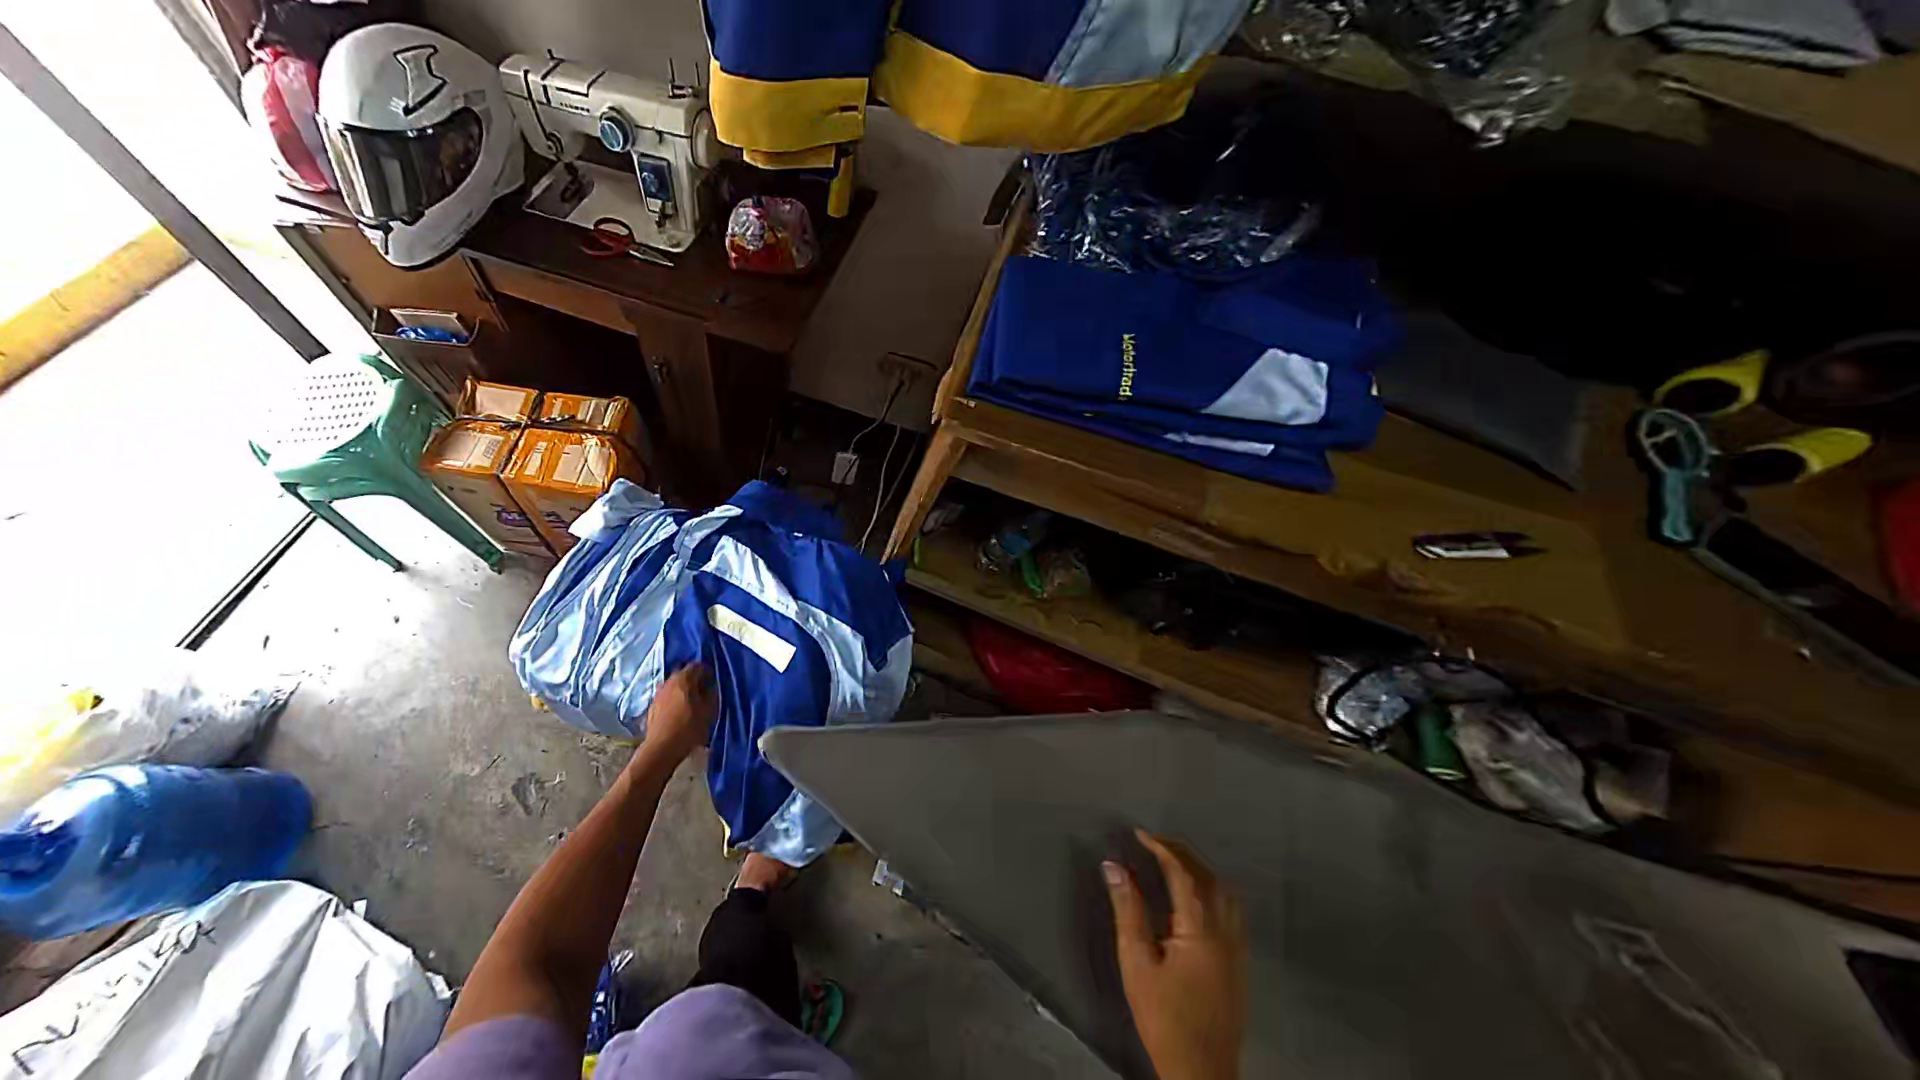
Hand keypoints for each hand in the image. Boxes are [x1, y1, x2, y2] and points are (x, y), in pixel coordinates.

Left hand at [638, 664, 712, 764]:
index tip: (714, 681)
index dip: (707, 672)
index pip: (697, 666)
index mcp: (684, 679)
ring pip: (674, 686)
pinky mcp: (652, 707)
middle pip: (684, 674)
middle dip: (694, 680)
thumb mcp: (709, 710)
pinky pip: (668, 697)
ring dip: (684, 690)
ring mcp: (658, 694)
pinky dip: (675, 699)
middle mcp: (669, 682)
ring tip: (693, 702)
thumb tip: (710, 687)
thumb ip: (711, 694)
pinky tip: (681, 711)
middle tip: (705, 690)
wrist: (662, 748)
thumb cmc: (689, 727)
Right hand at [1104, 829, 1247, 1079]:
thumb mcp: (1136, 962)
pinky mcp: (1240, 960)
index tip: (1138, 833)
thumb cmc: (1164, 1017)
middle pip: (1207, 875)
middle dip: (1181, 851)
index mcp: (1200, 928)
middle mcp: (1225, 929)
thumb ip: (1128, 910)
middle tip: (1153, 841)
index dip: (1161, 847)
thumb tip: (1114, 867)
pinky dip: (1213, 887)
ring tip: (1173, 860)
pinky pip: (1232, 907)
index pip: (1183, 872)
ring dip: (1200, 867)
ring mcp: (1238, 945)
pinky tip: (1198, 894)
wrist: (1202, 1071)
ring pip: (1225, 890)